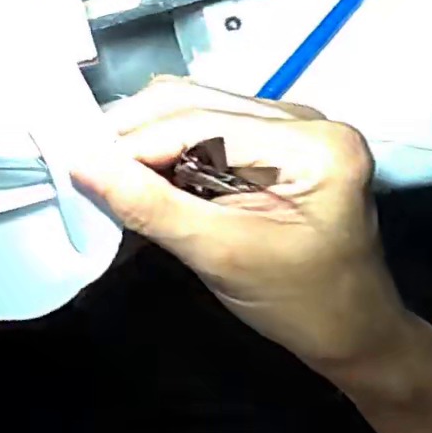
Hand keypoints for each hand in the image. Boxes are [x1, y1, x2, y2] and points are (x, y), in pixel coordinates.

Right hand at [74, 77, 417, 375]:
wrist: (349, 331)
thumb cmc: (302, 303)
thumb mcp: (221, 256)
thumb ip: (150, 206)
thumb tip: (83, 165)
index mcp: (312, 144)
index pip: (200, 124)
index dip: (133, 145)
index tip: (82, 168)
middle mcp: (300, 117)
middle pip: (190, 101)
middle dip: (132, 133)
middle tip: (87, 166)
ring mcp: (281, 123)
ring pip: (186, 106)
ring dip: (141, 137)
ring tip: (109, 171)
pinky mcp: (262, 137)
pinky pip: (196, 124)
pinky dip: (158, 146)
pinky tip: (139, 172)